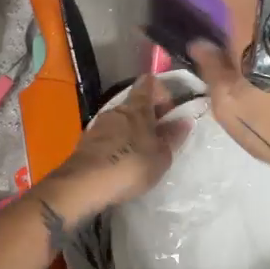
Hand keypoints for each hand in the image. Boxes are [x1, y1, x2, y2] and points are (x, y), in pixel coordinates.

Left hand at [34, 75, 188, 220]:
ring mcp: (99, 125)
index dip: (160, 90)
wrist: (85, 184)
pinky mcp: (87, 142)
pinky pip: (108, 136)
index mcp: (137, 107)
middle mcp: (117, 109)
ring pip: (120, 120)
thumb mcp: (161, 156)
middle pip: (134, 103)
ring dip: (132, 130)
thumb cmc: (131, 165)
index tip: (170, 107)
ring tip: (142, 151)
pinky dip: (117, 142)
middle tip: (161, 134)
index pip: (149, 84)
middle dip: (147, 115)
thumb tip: (184, 121)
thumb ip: (172, 137)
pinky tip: (122, 160)